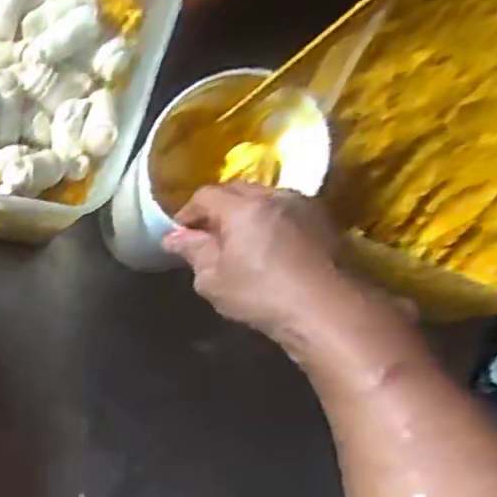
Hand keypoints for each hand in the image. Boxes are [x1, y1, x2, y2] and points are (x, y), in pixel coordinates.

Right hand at [162, 183, 406, 353]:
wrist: (324, 306)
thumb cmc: (258, 294)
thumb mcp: (211, 279)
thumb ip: (193, 251)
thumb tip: (173, 237)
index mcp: (243, 209)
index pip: (206, 195)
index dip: (187, 212)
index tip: (177, 234)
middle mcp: (275, 196)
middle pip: (237, 190)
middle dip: (215, 208)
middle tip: (203, 236)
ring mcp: (304, 204)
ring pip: (263, 197)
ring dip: (243, 213)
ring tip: (234, 240)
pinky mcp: (322, 218)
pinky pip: (284, 208)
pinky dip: (267, 219)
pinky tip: (264, 245)